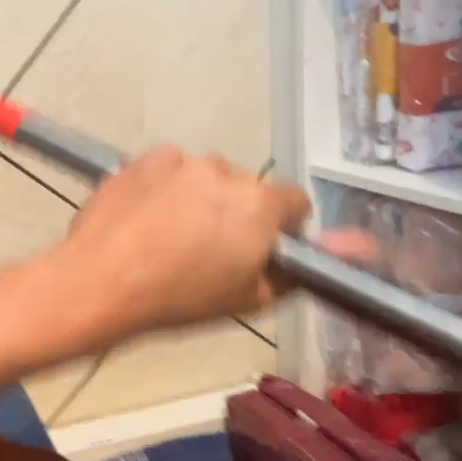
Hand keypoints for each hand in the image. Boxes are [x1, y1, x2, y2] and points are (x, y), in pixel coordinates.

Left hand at [60, 146, 323, 337]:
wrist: (98, 282)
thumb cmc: (177, 298)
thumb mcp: (249, 296)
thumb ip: (304, 266)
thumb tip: (362, 245)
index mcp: (260, 202)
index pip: (292, 203)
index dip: (278, 228)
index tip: (255, 251)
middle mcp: (222, 171)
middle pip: (242, 187)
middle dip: (232, 210)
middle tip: (203, 247)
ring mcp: (174, 162)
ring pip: (199, 176)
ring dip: (193, 195)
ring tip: (166, 233)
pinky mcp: (136, 162)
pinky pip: (162, 169)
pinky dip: (159, 185)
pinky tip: (142, 215)